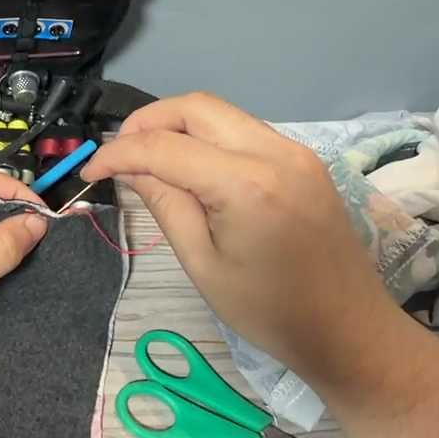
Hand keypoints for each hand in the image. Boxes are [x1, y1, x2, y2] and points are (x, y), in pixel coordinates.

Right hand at [80, 92, 402, 377]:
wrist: (348, 330)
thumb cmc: (268, 311)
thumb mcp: (201, 263)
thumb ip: (164, 204)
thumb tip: (129, 168)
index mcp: (246, 185)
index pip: (164, 147)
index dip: (118, 153)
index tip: (89, 170)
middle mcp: (275, 153)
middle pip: (195, 107)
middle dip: (146, 122)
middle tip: (118, 154)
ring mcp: (295, 152)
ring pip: (220, 113)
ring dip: (176, 126)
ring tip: (146, 160)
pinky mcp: (303, 160)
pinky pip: (241, 130)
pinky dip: (205, 137)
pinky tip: (187, 167)